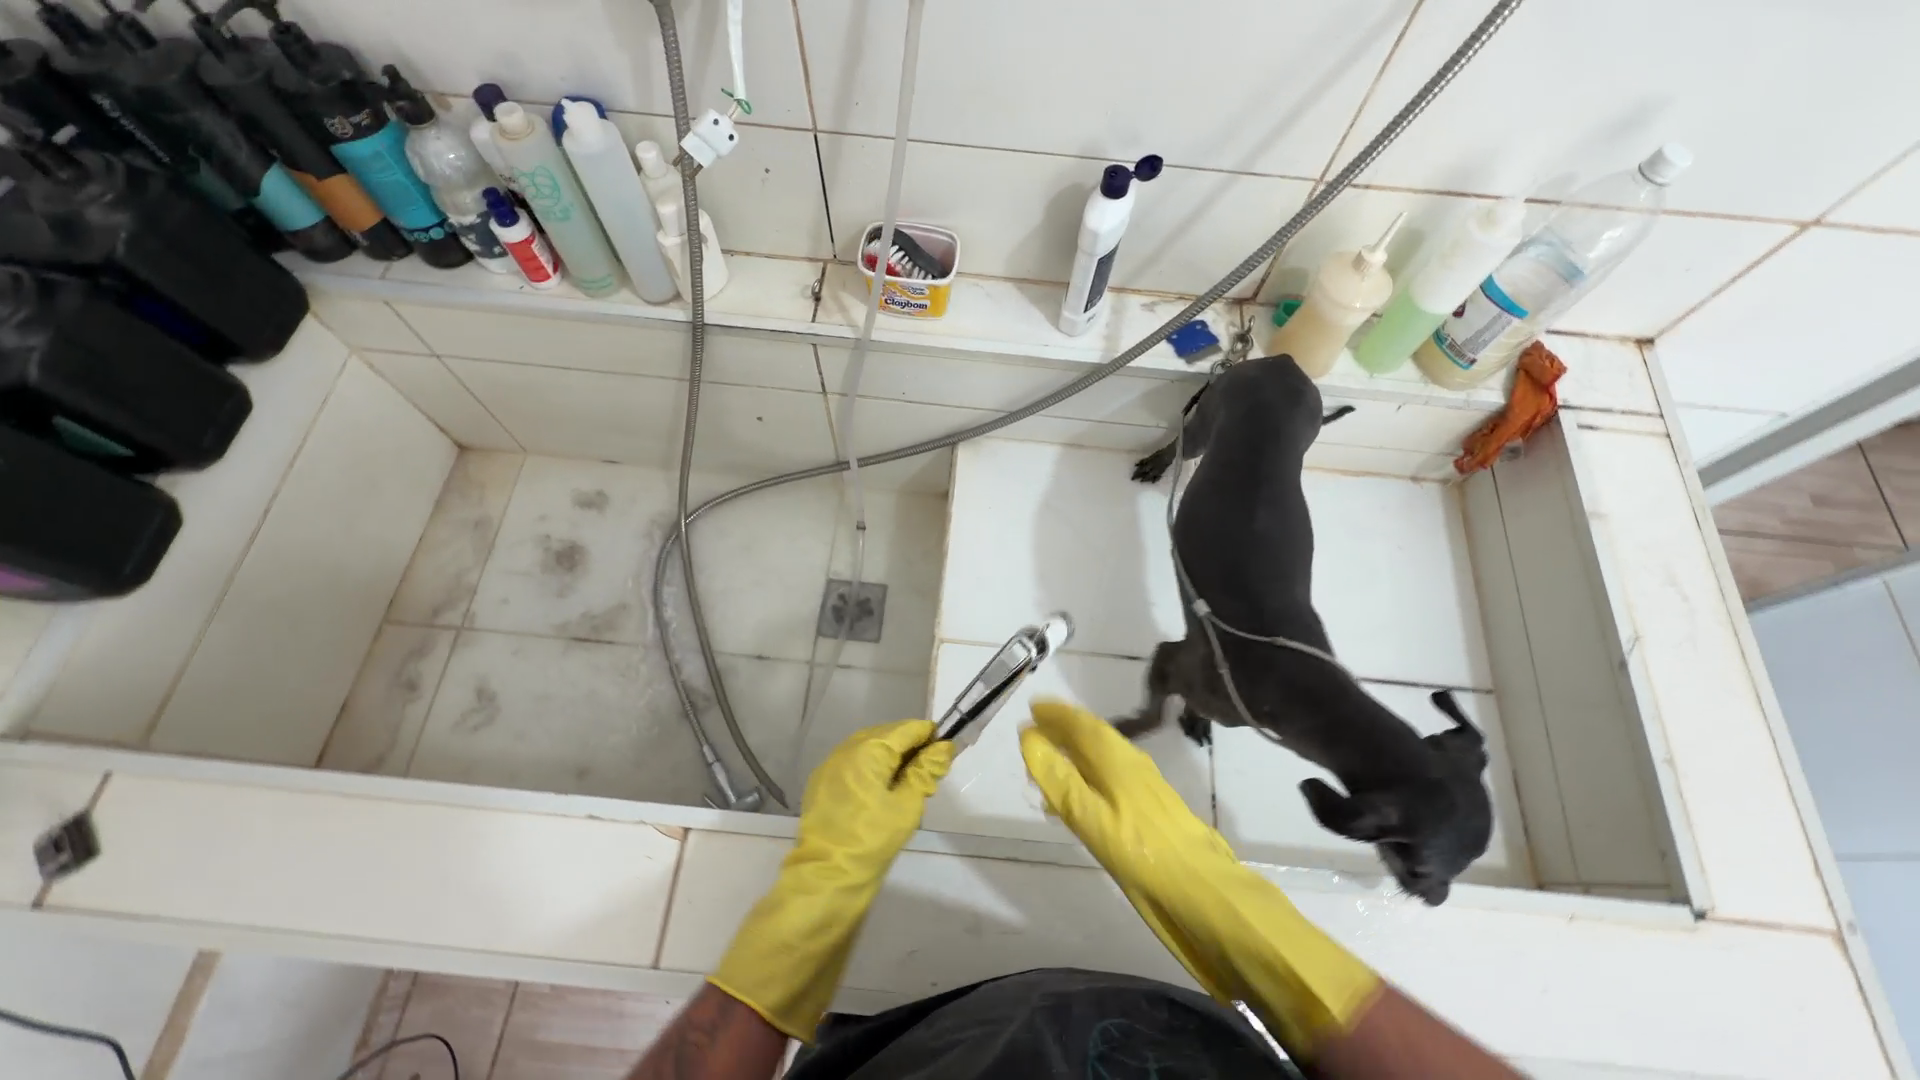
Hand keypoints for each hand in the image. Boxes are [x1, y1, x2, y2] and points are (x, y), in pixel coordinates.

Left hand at [710, 720, 952, 1040]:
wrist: (829, 874)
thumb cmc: (873, 839)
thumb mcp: (908, 804)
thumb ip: (927, 771)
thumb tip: (945, 747)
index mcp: (869, 749)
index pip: (907, 729)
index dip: (929, 736)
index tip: (945, 753)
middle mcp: (847, 748)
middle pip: (887, 735)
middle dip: (910, 747)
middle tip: (928, 773)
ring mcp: (831, 764)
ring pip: (869, 748)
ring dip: (890, 757)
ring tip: (907, 783)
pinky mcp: (822, 782)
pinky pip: (853, 763)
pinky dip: (871, 768)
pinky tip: (880, 792)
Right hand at [1020, 700, 1379, 1057]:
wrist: (1202, 891)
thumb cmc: (1142, 853)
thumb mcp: (1090, 817)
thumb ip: (1059, 780)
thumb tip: (1029, 740)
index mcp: (1117, 760)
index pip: (1083, 725)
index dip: (1057, 715)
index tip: (1033, 708)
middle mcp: (1131, 764)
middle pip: (1093, 738)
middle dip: (1063, 733)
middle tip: (1033, 736)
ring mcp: (1144, 787)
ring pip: (1102, 759)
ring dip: (1074, 755)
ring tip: (1046, 768)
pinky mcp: (1150, 809)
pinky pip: (1109, 779)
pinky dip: (1087, 778)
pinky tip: (1078, 801)